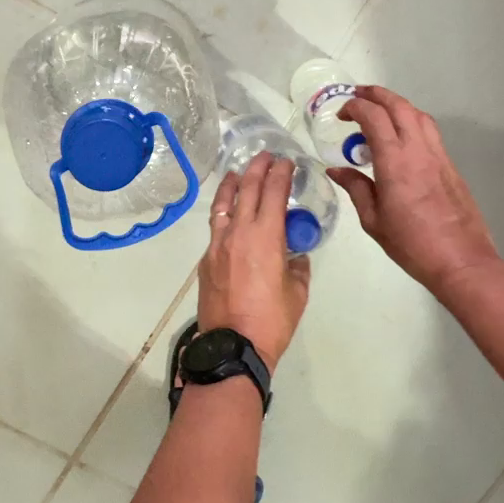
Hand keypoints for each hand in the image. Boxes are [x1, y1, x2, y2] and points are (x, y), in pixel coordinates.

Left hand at [196, 153, 310, 369]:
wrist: (232, 345)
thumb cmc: (272, 320)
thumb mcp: (297, 292)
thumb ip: (297, 267)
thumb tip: (294, 256)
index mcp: (266, 236)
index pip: (273, 193)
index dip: (281, 173)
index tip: (286, 162)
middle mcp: (238, 232)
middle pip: (246, 189)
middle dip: (257, 169)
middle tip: (265, 156)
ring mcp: (217, 245)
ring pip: (223, 204)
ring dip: (232, 185)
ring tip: (237, 173)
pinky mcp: (206, 260)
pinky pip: (215, 227)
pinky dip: (223, 213)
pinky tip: (227, 214)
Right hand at [329, 86, 503, 291]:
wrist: (461, 261)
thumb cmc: (411, 244)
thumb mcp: (373, 220)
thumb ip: (356, 188)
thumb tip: (337, 170)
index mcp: (395, 162)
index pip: (373, 117)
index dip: (355, 107)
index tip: (341, 115)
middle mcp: (418, 151)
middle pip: (399, 106)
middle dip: (376, 95)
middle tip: (357, 98)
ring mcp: (438, 156)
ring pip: (418, 115)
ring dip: (396, 106)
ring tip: (378, 114)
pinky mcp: (450, 166)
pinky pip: (429, 132)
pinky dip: (411, 123)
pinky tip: (400, 139)